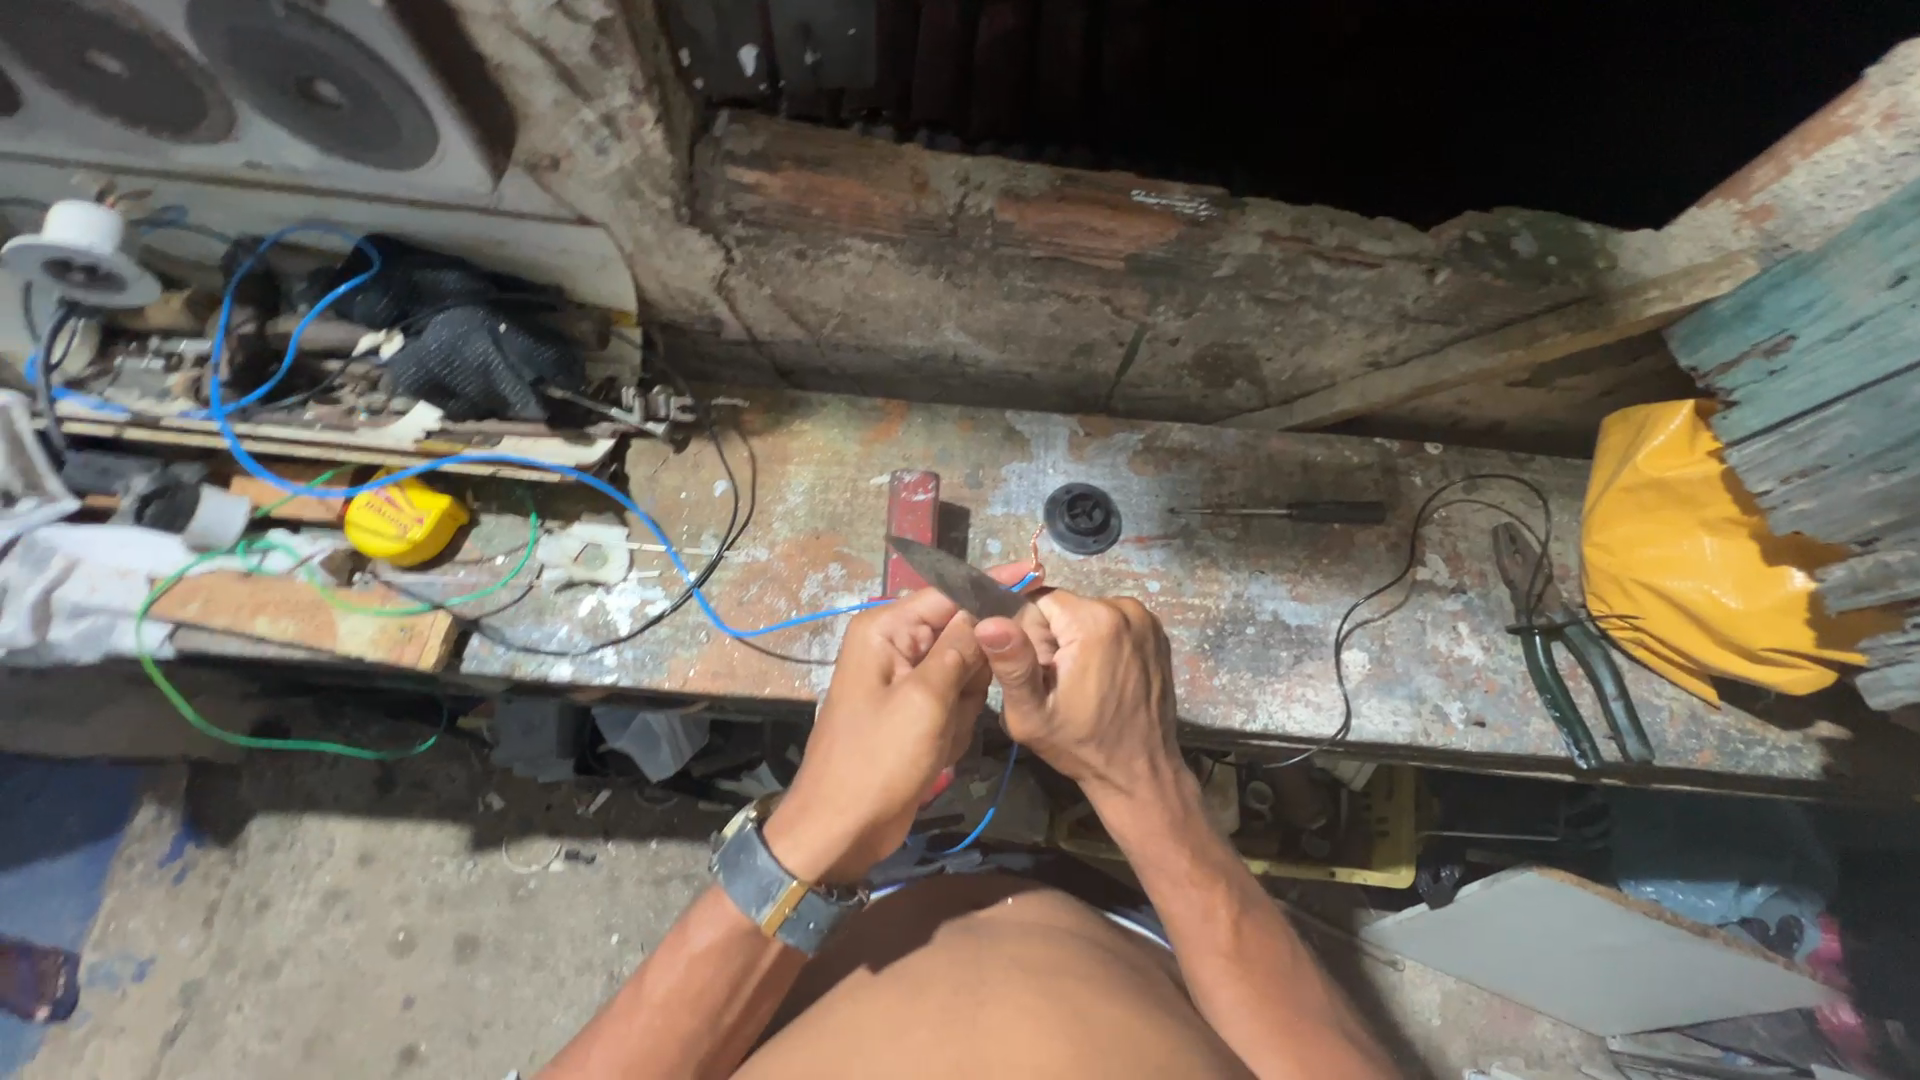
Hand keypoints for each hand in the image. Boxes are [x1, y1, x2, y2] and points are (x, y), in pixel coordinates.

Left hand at [765, 563, 1036, 883]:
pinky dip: (953, 729)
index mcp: (886, 629)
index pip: (949, 593)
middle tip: (956, 708)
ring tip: (938, 739)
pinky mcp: (915, 711)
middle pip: (962, 635)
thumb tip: (990, 606)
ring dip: (961, 709)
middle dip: (971, 674)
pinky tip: (935, 752)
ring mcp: (906, 681)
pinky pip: (954, 704)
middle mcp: (895, 645)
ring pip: (965, 674)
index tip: (1035, 576)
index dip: (991, 587)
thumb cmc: (878, 759)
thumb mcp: (926, 700)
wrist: (843, 828)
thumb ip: (961, 649)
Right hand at [975, 591, 1180, 803]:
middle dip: (1054, 640)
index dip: (1031, 638)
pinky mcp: (1157, 632)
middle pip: (1064, 608)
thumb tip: (987, 622)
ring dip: (1078, 642)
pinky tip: (1105, 678)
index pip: (1038, 602)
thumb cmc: (1080, 745)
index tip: (1043, 674)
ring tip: (1084, 684)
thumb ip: (1010, 663)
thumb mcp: (1031, 713)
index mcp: (1094, 621)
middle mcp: (1124, 608)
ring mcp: (1146, 619)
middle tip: (1061, 684)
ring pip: (1086, 614)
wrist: (1140, 772)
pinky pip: (1111, 622)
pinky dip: (1102, 643)